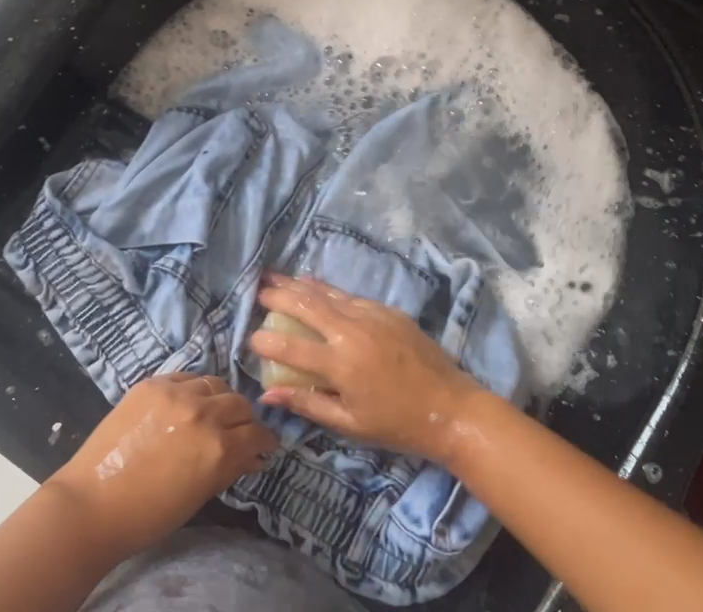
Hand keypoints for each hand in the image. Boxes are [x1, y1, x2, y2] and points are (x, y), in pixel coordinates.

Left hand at [45, 373, 277, 556]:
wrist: (94, 503)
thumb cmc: (150, 514)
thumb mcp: (200, 495)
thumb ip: (231, 469)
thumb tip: (255, 456)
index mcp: (219, 448)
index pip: (257, 433)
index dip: (263, 441)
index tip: (262, 445)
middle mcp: (203, 413)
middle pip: (239, 403)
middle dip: (243, 419)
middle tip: (236, 432)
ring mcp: (175, 394)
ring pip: (214, 384)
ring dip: (219, 399)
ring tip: (210, 414)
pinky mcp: (151, 384)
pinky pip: (184, 377)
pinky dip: (192, 389)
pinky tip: (185, 403)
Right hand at [249, 274, 488, 459]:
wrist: (452, 409)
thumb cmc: (398, 424)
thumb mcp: (349, 423)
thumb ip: (307, 404)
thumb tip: (267, 395)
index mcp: (340, 364)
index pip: (291, 348)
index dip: (266, 342)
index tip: (250, 339)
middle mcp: (351, 332)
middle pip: (306, 306)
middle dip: (278, 297)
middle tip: (258, 292)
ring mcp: (372, 317)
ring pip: (327, 294)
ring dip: (299, 285)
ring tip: (276, 278)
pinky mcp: (388, 312)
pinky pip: (350, 296)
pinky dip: (328, 290)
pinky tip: (315, 285)